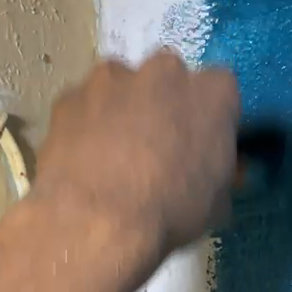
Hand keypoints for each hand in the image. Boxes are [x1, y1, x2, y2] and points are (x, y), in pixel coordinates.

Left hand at [33, 49, 239, 261]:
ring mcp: (111, 78)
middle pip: (169, 77)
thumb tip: (220, 170)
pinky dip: (86, 124)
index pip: (220, 90)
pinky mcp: (70, 95)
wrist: (97, 221)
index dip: (209, 117)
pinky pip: (84, 106)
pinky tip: (84, 159)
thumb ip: (221, 171)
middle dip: (164, 103)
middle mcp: (164, 70)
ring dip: (122, 108)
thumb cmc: (171, 211)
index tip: (201, 143)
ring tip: (114, 153)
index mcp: (212, 93)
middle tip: (157, 145)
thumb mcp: (218, 201)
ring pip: (122, 85)